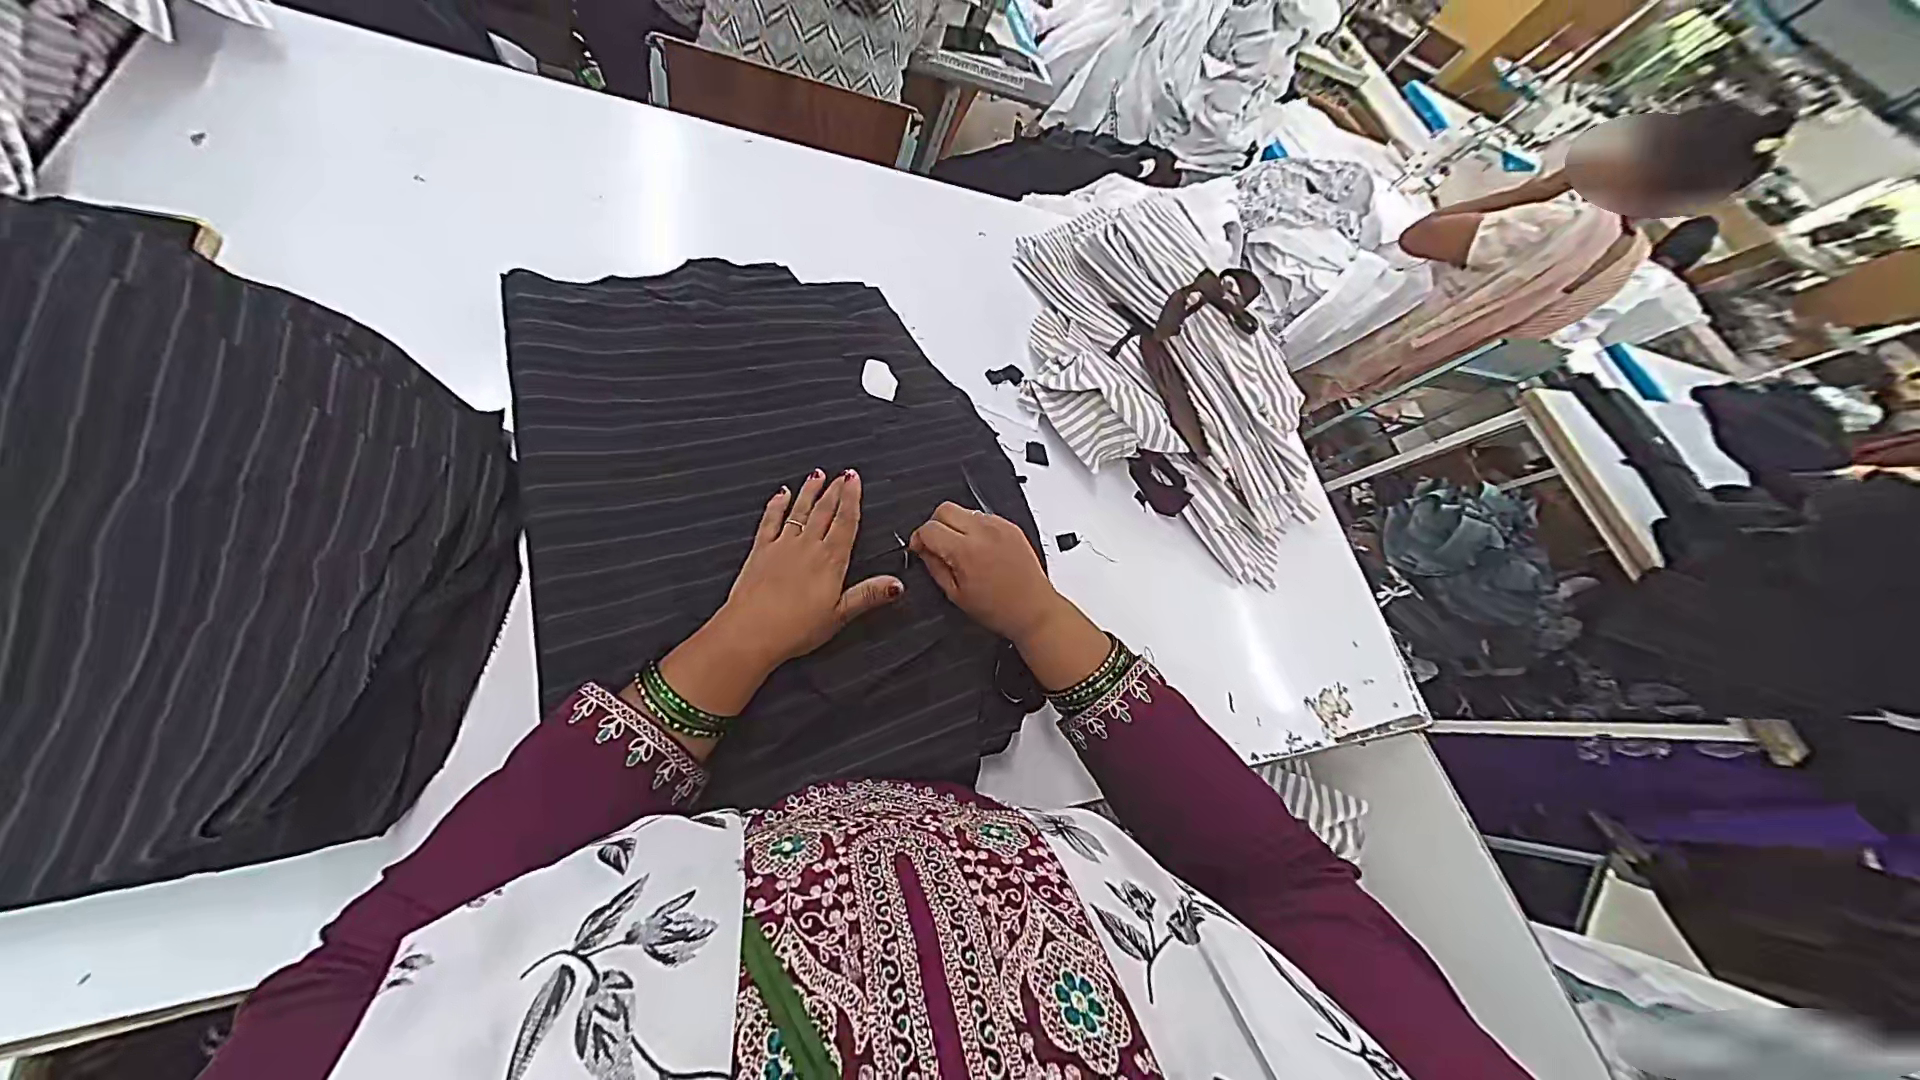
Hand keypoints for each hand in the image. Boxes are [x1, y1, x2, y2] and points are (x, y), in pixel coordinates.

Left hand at [716, 468, 902, 667]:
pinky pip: (770, 520)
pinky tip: (780, 495)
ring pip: (800, 510)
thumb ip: (868, 595)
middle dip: (835, 490)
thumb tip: (895, 584)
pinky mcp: (760, 552)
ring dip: (810, 491)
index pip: (846, 521)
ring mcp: (782, 546)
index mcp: (830, 561)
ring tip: (817, 475)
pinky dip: (776, 505)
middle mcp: (807, 547)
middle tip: (842, 474)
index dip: (852, 498)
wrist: (750, 632)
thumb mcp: (840, 614)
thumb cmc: (794, 628)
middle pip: (825, 511)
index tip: (854, 480)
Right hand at [909, 503, 1108, 689]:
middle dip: (935, 525)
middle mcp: (983, 533)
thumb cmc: (1000, 609)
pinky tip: (979, 548)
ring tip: (961, 549)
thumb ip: (934, 567)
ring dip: (956, 525)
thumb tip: (923, 550)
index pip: (929, 528)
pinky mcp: (1011, 526)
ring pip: (964, 510)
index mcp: (966, 551)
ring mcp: (1000, 526)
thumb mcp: (956, 594)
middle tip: (937, 544)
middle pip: (944, 509)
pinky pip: (984, 516)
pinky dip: (975, 527)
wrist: (1033, 610)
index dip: (919, 538)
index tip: (920, 547)